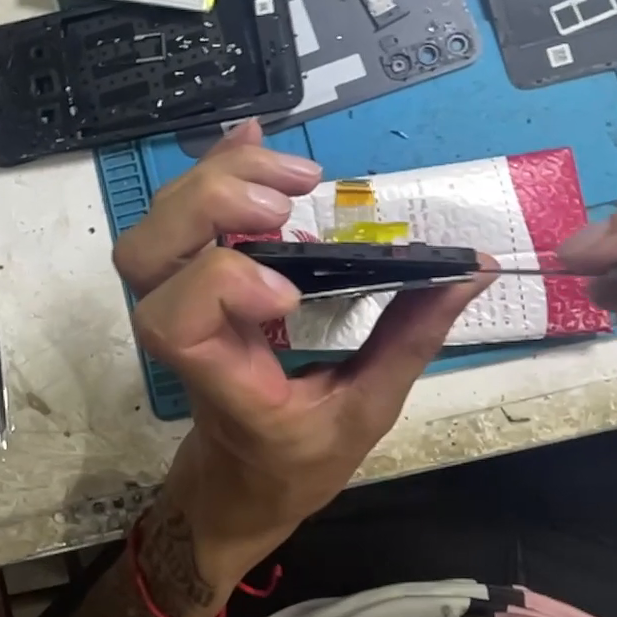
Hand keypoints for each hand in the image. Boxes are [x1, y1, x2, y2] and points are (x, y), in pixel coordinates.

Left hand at [113, 121, 494, 601]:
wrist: (235, 477)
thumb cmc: (290, 460)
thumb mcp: (360, 417)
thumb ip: (407, 344)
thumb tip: (470, 272)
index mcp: (218, 379)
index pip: (173, 323)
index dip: (218, 287)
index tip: (288, 297)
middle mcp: (180, 331)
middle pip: (146, 252)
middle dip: (210, 205)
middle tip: (289, 202)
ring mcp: (177, 295)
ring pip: (158, 221)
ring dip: (220, 177)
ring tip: (300, 178)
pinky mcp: (192, 274)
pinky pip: (182, 211)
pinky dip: (216, 167)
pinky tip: (255, 139)